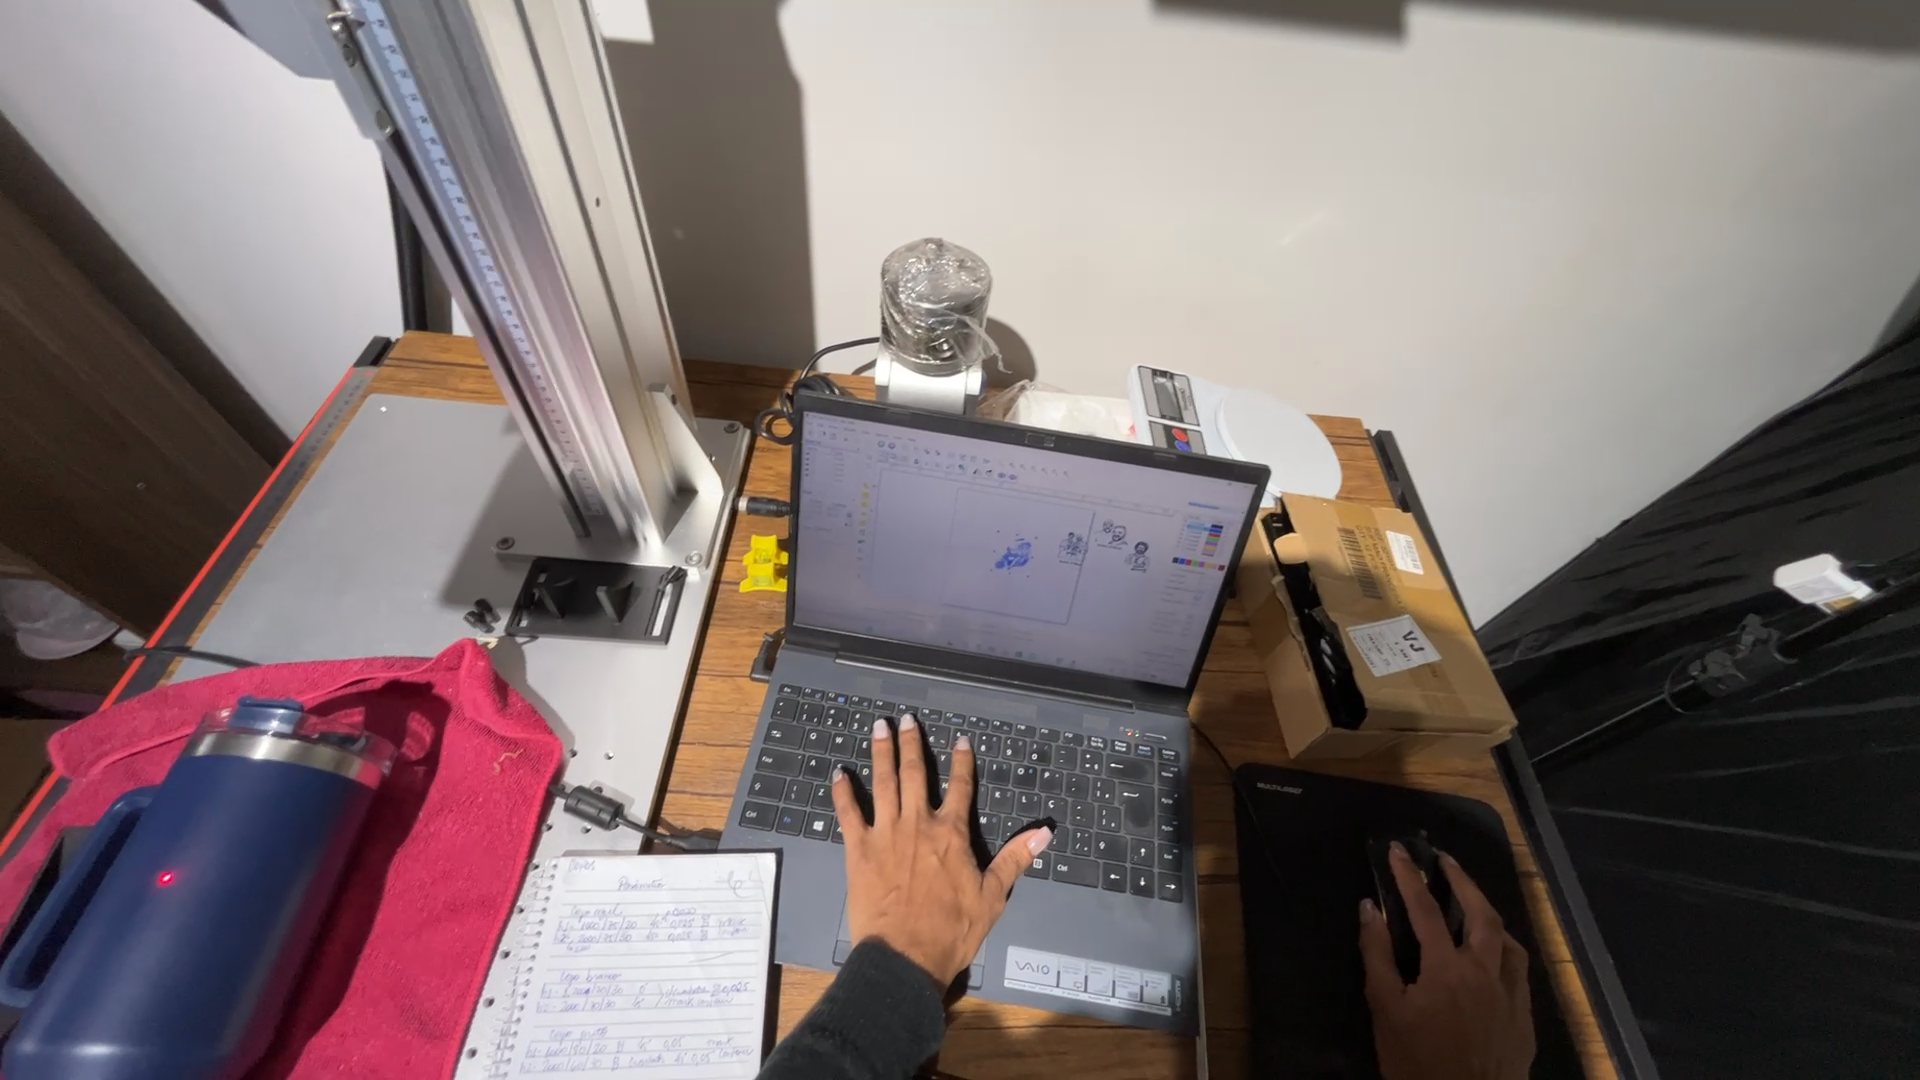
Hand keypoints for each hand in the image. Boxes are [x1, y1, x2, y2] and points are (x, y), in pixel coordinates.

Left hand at [831, 713, 1051, 985]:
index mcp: (951, 832)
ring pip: (883, 782)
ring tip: (879, 726)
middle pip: (915, 773)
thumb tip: (1044, 832)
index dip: (963, 761)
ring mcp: (886, 832)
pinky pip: (848, 813)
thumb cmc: (951, 929)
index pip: (961, 786)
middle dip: (912, 743)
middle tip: (907, 719)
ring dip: (881, 752)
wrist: (905, 958)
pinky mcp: (859, 849)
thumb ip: (1016, 859)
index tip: (961, 738)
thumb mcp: (993, 896)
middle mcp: (918, 822)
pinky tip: (838, 773)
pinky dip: (842, 792)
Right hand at [1360, 845, 1534, 1079]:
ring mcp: (1512, 1000)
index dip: (1409, 875)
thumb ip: (1377, 953)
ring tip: (1470, 902)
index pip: (1426, 908)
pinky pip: (1518, 972)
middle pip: (1482, 915)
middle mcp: (1486, 976)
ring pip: (1509, 943)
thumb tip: (1369, 906)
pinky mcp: (1525, 1023)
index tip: (1397, 849)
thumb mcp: (1384, 1007)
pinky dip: (1502, 948)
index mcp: (1448, 970)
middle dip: (1463, 880)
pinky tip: (1489, 953)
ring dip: (1489, 914)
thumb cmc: (1415, 1061)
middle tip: (1444, 860)